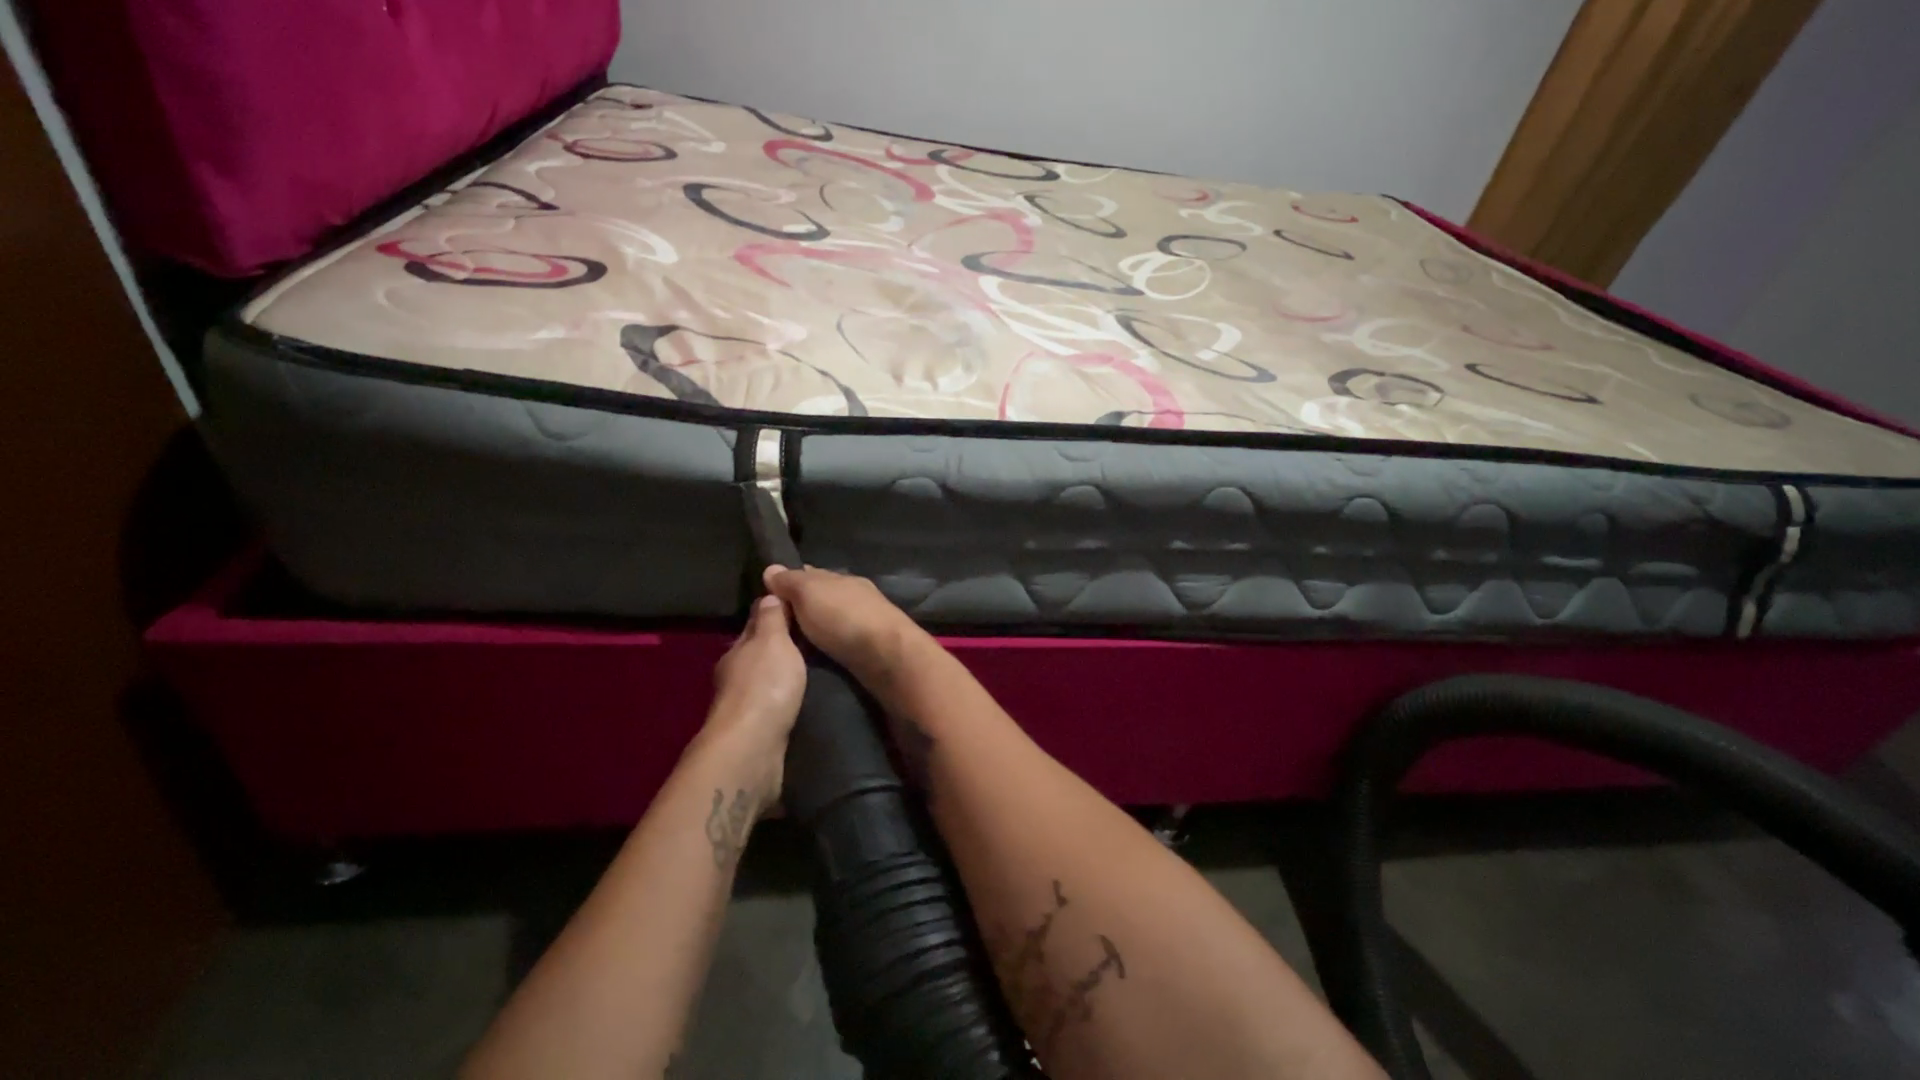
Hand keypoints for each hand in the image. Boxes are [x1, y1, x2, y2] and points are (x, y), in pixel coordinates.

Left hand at [704, 594, 805, 794]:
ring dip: (789, 677)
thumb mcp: (772, 641)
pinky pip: (778, 709)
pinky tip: (810, 700)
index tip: (803, 604)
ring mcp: (747, 708)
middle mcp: (737, 677)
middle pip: (762, 654)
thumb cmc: (764, 687)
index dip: (777, 611)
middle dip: (786, 647)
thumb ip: (771, 619)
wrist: (753, 750)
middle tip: (821, 637)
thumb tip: (768, 593)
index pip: (757, 623)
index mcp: (737, 651)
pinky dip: (790, 702)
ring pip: (770, 683)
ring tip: (823, 669)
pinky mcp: (760, 734)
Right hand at [761, 566, 922, 683]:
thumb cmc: (843, 618)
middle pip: (820, 598)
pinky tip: (814, 655)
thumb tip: (771, 568)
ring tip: (788, 643)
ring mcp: (864, 623)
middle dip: (800, 608)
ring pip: (831, 620)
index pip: (809, 574)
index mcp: (841, 579)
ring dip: (814, 628)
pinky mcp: (869, 649)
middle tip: (772, 625)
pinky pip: (839, 641)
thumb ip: (790, 582)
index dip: (788, 582)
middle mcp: (854, 597)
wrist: (886, 656)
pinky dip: (826, 645)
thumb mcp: (809, 593)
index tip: (766, 596)